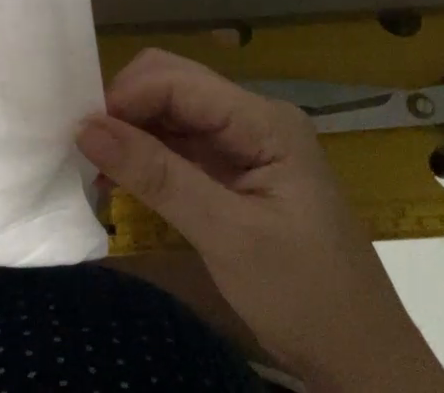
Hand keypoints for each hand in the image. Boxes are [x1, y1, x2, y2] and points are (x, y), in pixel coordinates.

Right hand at [76, 50, 443, 392]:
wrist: (362, 362)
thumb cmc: (305, 296)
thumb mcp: (227, 236)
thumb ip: (157, 175)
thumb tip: (86, 127)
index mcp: (265, 121)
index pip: (178, 81)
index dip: (125, 97)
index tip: (81, 134)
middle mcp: (252, 120)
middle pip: (171, 85)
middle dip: (123, 108)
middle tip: (84, 149)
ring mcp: (244, 146)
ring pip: (169, 113)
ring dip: (129, 132)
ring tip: (92, 168)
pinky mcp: (233, 173)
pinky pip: (177, 145)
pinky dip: (144, 156)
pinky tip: (118, 180)